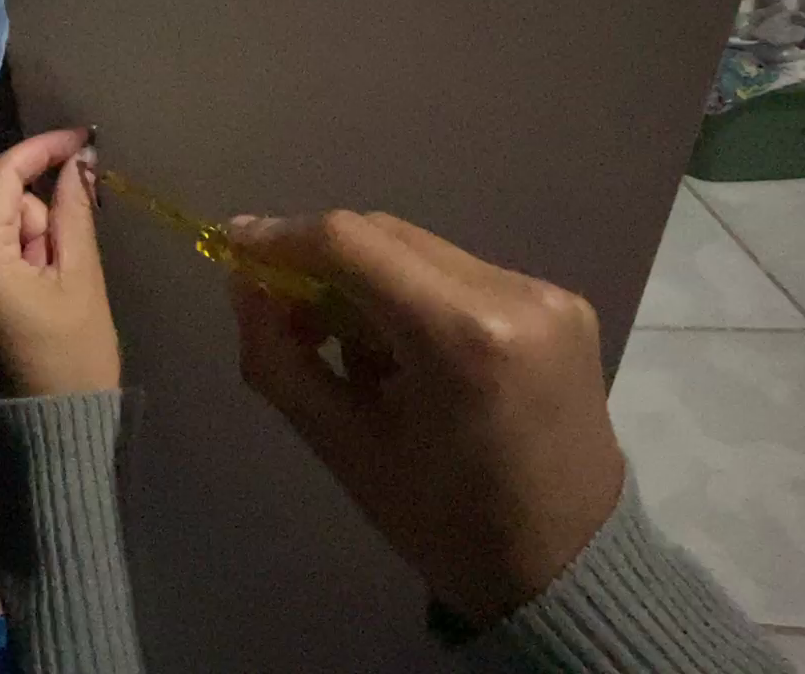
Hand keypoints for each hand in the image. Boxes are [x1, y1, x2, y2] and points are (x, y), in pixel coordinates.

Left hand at [0, 128, 117, 395]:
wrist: (51, 433)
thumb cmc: (74, 357)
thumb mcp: (80, 277)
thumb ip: (73, 208)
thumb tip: (78, 159)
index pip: (2, 177)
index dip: (43, 149)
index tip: (81, 139)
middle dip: (38, 216)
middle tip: (68, 259)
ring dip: (28, 242)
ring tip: (54, 287)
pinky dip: (12, 260)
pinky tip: (36, 294)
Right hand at [230, 210, 624, 627]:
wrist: (572, 570)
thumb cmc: (445, 522)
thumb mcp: (339, 445)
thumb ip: (276, 355)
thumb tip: (243, 281)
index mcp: (464, 338)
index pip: (349, 243)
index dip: (280, 236)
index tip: (232, 243)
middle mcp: (512, 292)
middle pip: (379, 234)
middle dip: (315, 259)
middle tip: (278, 306)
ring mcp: (543, 291)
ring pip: (410, 247)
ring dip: (357, 276)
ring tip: (339, 338)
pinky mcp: (556, 298)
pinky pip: (446, 268)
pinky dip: (400, 291)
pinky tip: (394, 345)